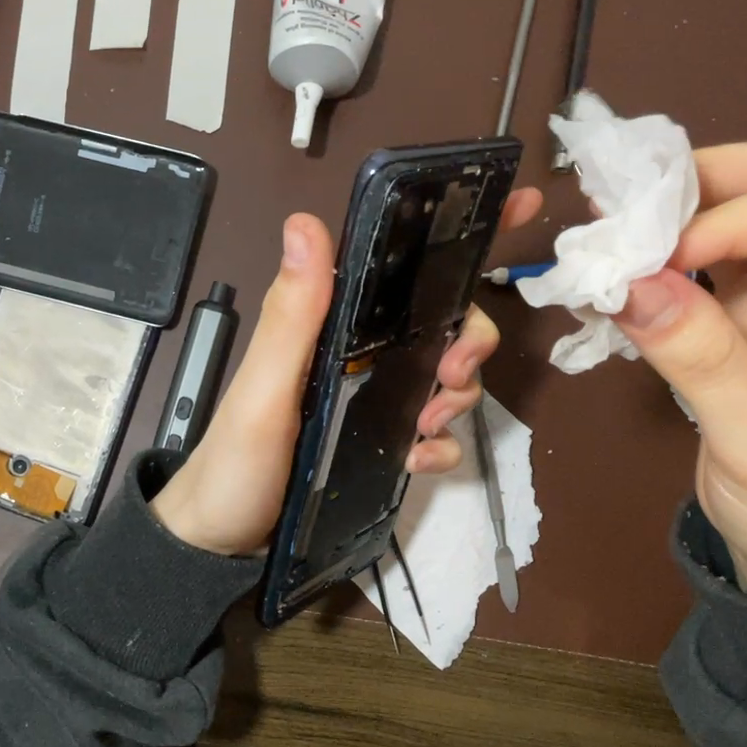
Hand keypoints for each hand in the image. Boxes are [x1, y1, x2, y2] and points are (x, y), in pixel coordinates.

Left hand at [152, 189, 545, 555]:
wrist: (225, 544)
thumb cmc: (235, 465)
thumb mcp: (261, 392)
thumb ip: (290, 318)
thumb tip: (307, 224)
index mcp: (327, 328)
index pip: (393, 267)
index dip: (456, 236)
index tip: (521, 202)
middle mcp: (355, 355)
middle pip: (440, 322)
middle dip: (467, 337)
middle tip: (454, 371)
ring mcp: (370, 400)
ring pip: (446, 376)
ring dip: (457, 394)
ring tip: (426, 423)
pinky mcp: (378, 444)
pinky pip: (434, 434)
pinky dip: (442, 446)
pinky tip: (420, 461)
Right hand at [613, 140, 746, 609]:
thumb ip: (702, 359)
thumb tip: (626, 284)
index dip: (742, 215)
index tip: (653, 253)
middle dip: (711, 183)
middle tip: (622, 204)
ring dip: (683, 206)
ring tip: (611, 220)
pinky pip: (720, 250)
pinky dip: (669, 246)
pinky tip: (623, 253)